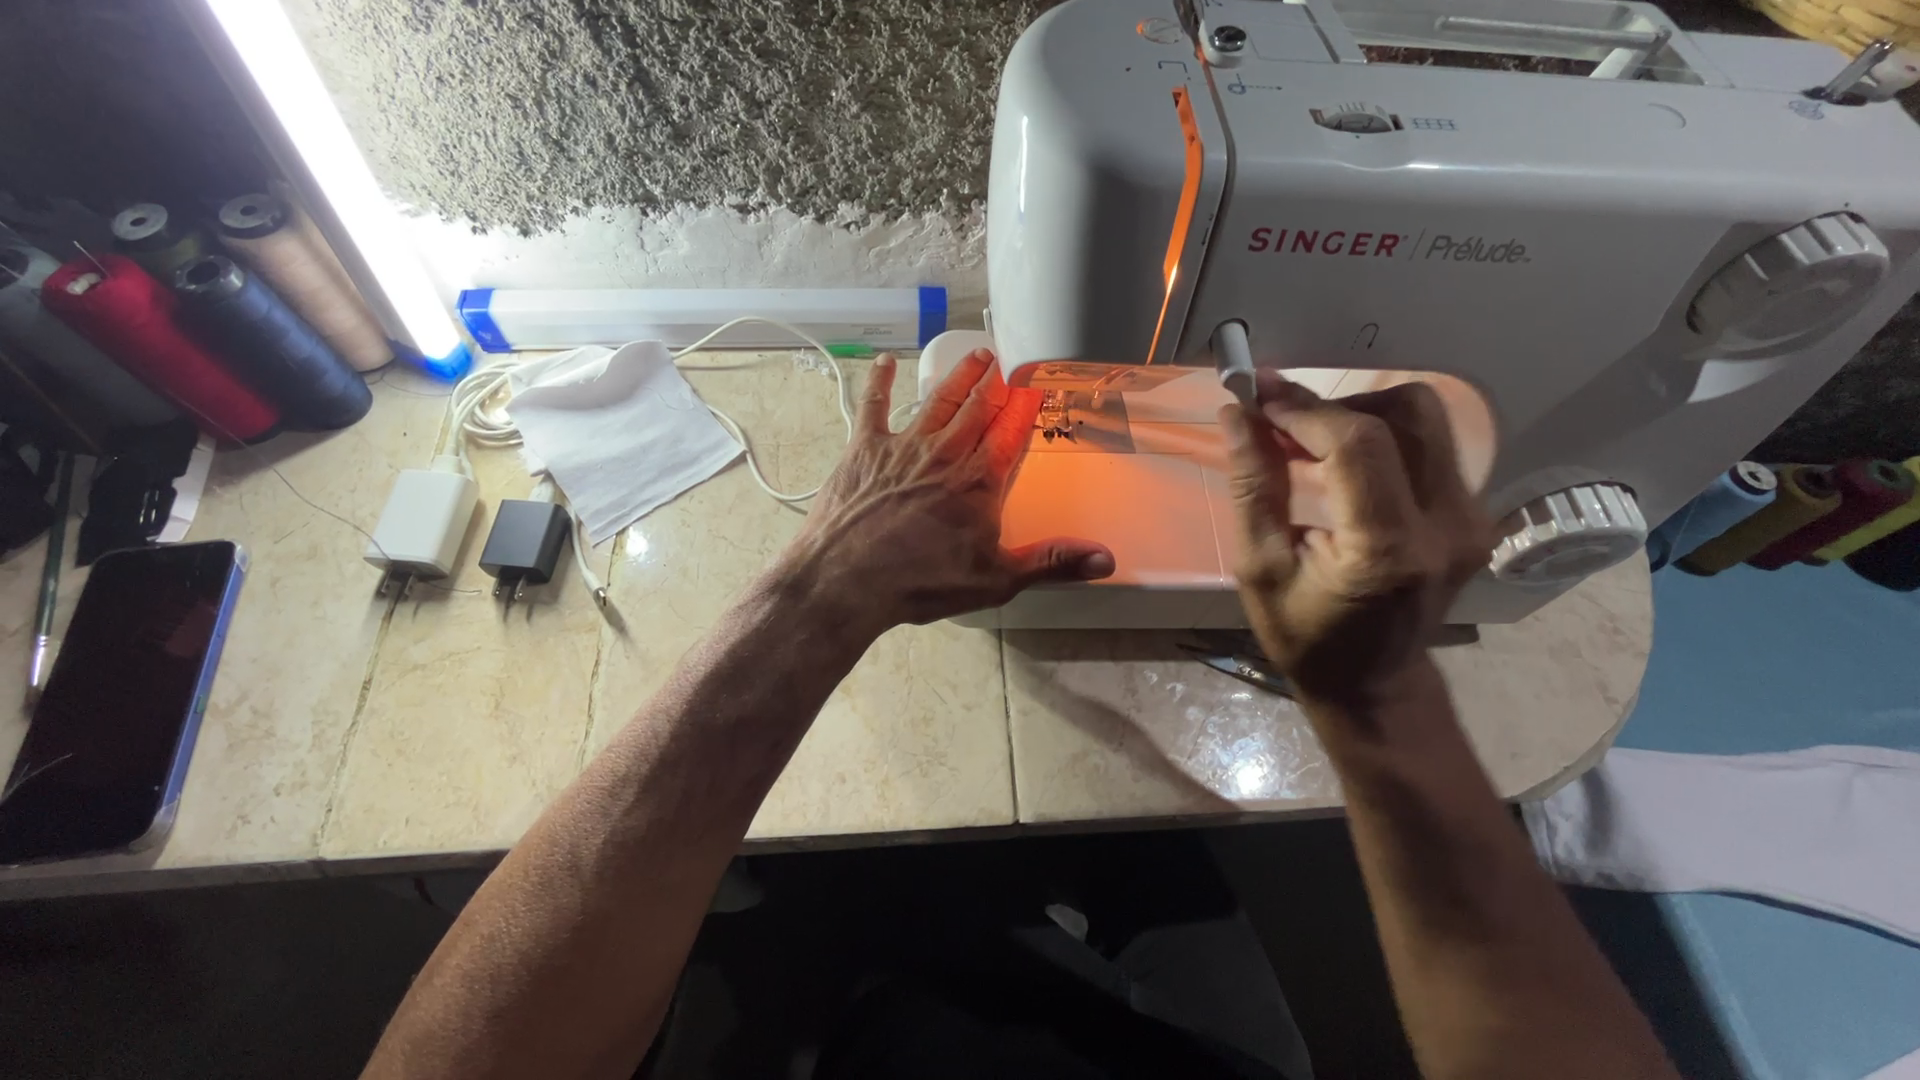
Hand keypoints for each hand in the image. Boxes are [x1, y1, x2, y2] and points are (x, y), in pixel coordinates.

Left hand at [783, 349, 1113, 635]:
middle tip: (1005, 360)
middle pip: (977, 409)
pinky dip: (880, 383)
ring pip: (938, 402)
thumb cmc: (921, 583)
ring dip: (957, 377)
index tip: (1034, 388)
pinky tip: (884, 363)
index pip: (1010, 433)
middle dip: (994, 383)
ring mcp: (904, 447)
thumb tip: (1104, 559)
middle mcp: (945, 455)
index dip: (1024, 409)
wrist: (848, 580)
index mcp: (979, 482)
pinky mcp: (865, 450)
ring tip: (974, 356)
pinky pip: (874, 407)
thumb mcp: (996, 579)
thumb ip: (1051, 563)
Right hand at [1219, 371, 1493, 706]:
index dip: (1304, 408)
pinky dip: (1380, 439)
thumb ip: (1253, 485)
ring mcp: (1471, 519)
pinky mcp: (1474, 515)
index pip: (1357, 443)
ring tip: (1308, 444)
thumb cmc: (1304, 636)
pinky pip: (1430, 447)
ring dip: (1360, 416)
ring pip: (1425, 421)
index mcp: (1388, 550)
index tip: (1257, 395)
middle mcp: (1447, 525)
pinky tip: (1339, 466)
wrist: (1372, 684)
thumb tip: (1237, 414)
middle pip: (1407, 414)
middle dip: (1335, 406)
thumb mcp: (1259, 568)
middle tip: (1282, 424)